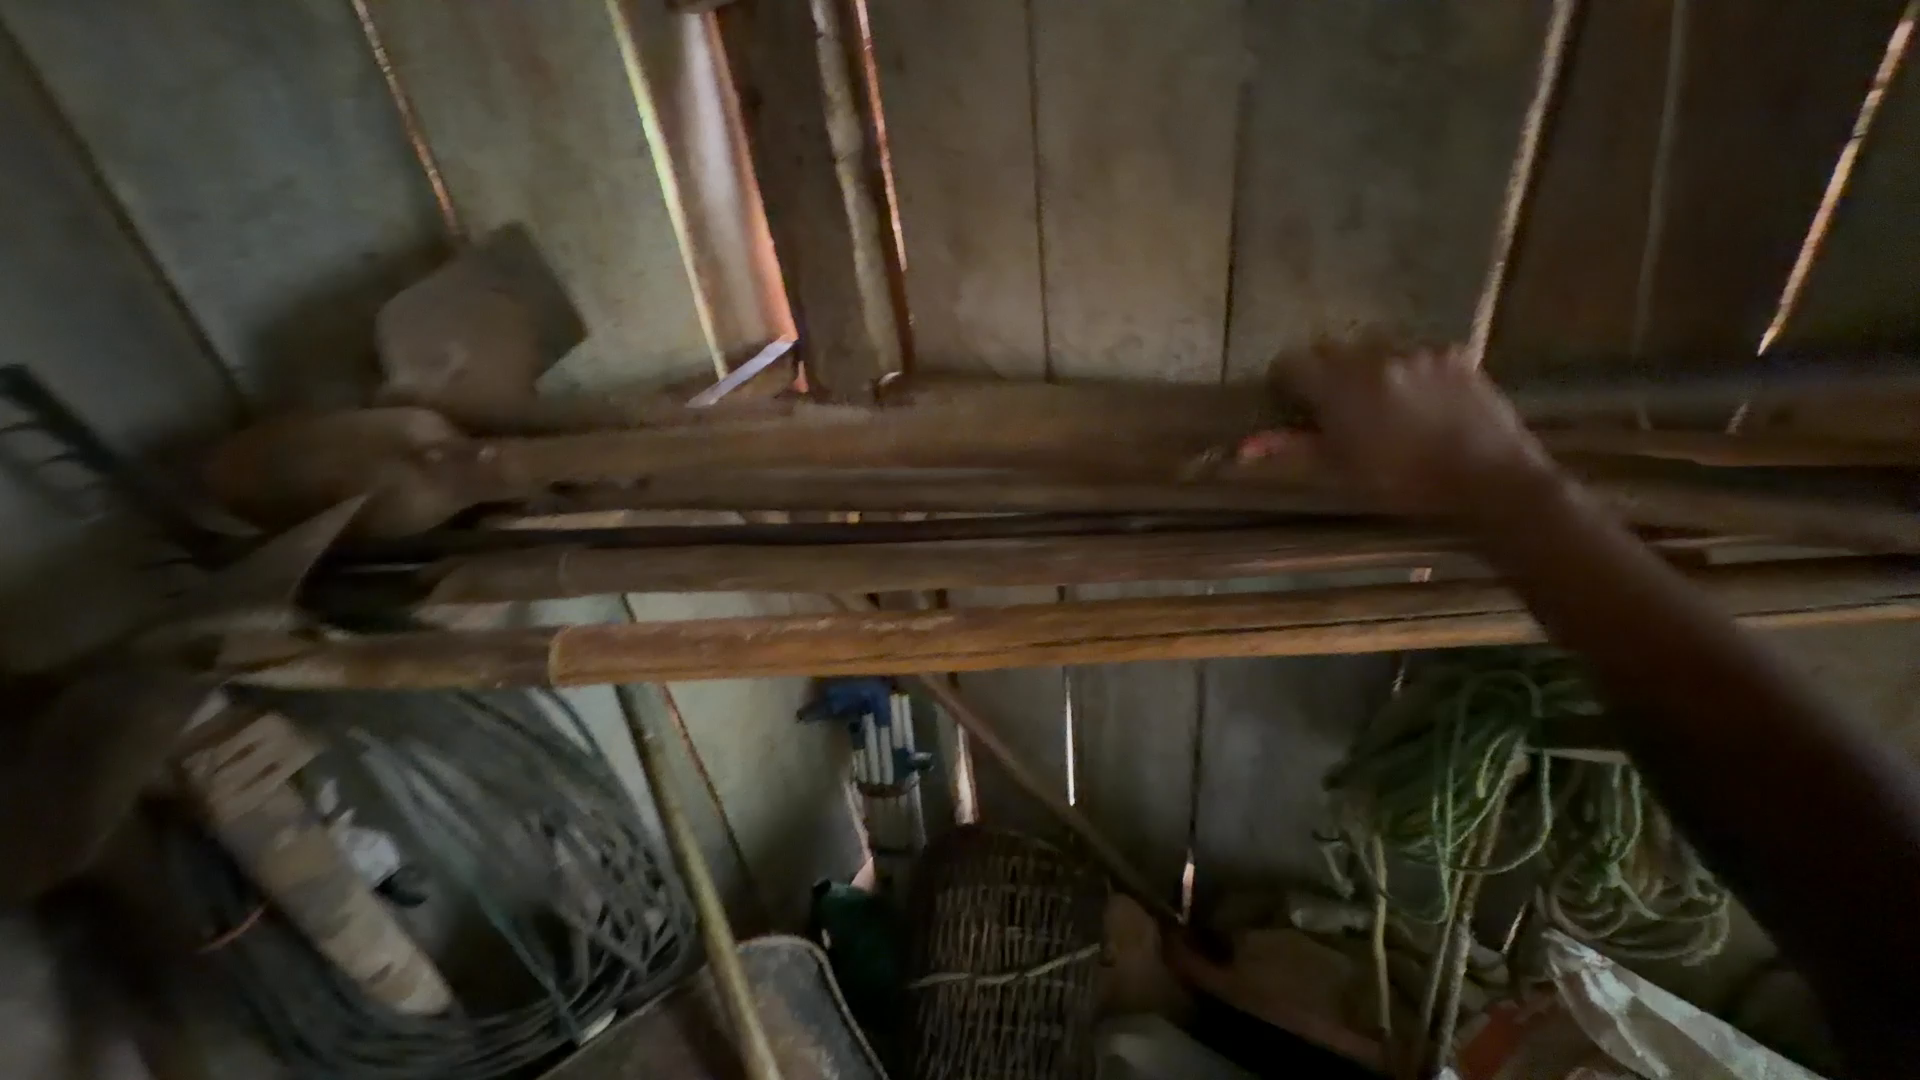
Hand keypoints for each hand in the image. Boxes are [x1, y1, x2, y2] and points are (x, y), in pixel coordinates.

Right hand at [1241, 340, 1559, 517]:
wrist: (1488, 479)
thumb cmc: (1401, 484)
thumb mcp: (1338, 471)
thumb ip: (1289, 449)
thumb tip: (1242, 448)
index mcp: (1338, 388)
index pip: (1290, 363)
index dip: (1286, 382)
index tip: (1292, 404)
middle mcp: (1372, 358)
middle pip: (1331, 351)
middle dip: (1327, 374)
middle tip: (1338, 411)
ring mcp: (1416, 352)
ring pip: (1373, 351)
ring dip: (1368, 372)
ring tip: (1387, 409)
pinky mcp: (1452, 354)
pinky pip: (1414, 354)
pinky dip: (1408, 372)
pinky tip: (1423, 404)